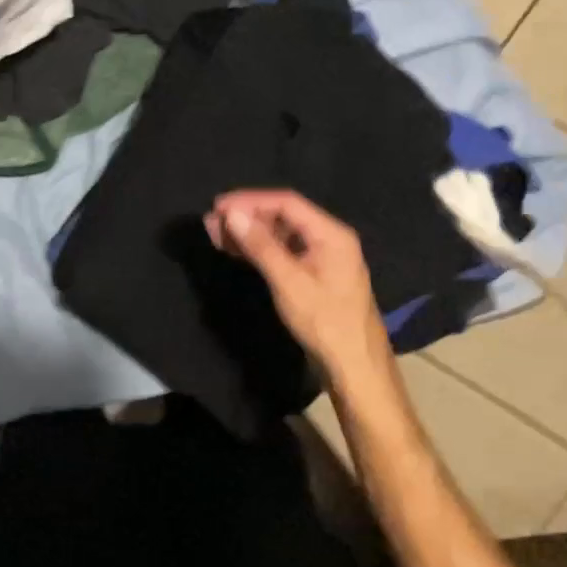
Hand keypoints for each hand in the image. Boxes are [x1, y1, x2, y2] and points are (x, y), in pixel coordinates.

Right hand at [206, 190, 391, 384]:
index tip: (217, 207)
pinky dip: (257, 248)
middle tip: (211, 223)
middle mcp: (328, 239)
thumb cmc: (325, 321)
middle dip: (246, 216)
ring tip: (216, 235)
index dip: (249, 200)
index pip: (286, 203)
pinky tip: (235, 250)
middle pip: (282, 215)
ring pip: (279, 233)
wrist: (355, 366)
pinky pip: (281, 250)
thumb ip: (260, 245)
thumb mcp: (288, 282)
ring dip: (248, 232)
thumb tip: (232, 214)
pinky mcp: (312, 274)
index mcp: (331, 234)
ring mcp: (321, 257)